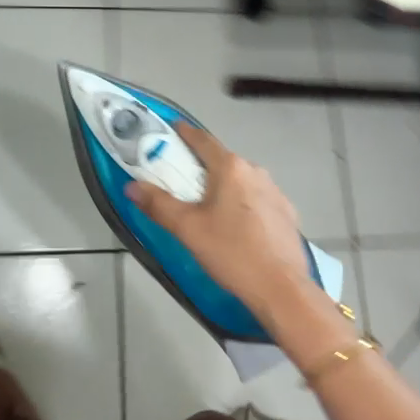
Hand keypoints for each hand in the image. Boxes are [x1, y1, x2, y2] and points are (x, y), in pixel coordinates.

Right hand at [127, 124, 311, 317]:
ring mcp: (275, 192)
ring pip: (242, 181)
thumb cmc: (232, 252)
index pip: (203, 140)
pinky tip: (238, 228)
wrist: (282, 289)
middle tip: (183, 181)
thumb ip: (158, 204)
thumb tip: (132, 186)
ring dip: (225, 187)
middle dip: (202, 167)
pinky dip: (244, 205)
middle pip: (222, 161)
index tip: (172, 130)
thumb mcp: (188, 229)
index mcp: (230, 168)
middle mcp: (255, 171)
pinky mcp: (287, 213)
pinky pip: (258, 200)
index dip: (185, 134)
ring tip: (210, 209)